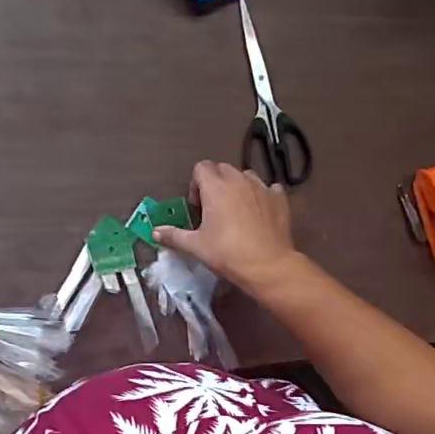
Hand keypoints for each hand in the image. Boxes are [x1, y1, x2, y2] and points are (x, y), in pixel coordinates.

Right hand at [153, 160, 304, 291]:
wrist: (267, 265)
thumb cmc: (226, 253)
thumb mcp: (196, 246)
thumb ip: (174, 235)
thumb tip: (154, 232)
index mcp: (216, 186)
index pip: (201, 168)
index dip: (195, 184)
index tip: (198, 207)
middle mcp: (239, 180)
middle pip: (222, 169)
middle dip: (215, 183)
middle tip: (214, 209)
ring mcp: (262, 187)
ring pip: (246, 176)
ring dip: (238, 187)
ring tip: (236, 211)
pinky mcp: (279, 199)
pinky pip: (269, 188)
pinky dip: (261, 196)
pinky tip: (259, 212)